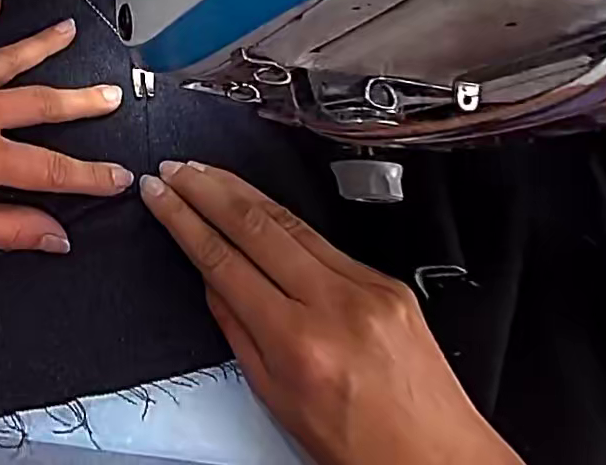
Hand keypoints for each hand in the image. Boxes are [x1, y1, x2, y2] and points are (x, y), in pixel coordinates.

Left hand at [0, 0, 132, 251]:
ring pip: (11, 60)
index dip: (92, 176)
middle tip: (112, 95)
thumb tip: (57, 237)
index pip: (54, 169)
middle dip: (84, 101)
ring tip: (70, 30)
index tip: (120, 177)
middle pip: (45, 104)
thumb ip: (8, 229)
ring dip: (44, 44)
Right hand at [141, 162, 522, 464]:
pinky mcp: (383, 277)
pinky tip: (256, 200)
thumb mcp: (278, 401)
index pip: (223, 261)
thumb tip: (210, 276)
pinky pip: (320, 236)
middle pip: (253, 224)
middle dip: (204, 188)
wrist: (445, 464)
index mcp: (299, 345)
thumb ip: (237, 331)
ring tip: (204, 171)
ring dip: (237, 188)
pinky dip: (279, 213)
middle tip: (174, 168)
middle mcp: (333, 304)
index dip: (183, 221)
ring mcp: (364, 284)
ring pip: (286, 218)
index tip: (160, 198)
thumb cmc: (363, 451)